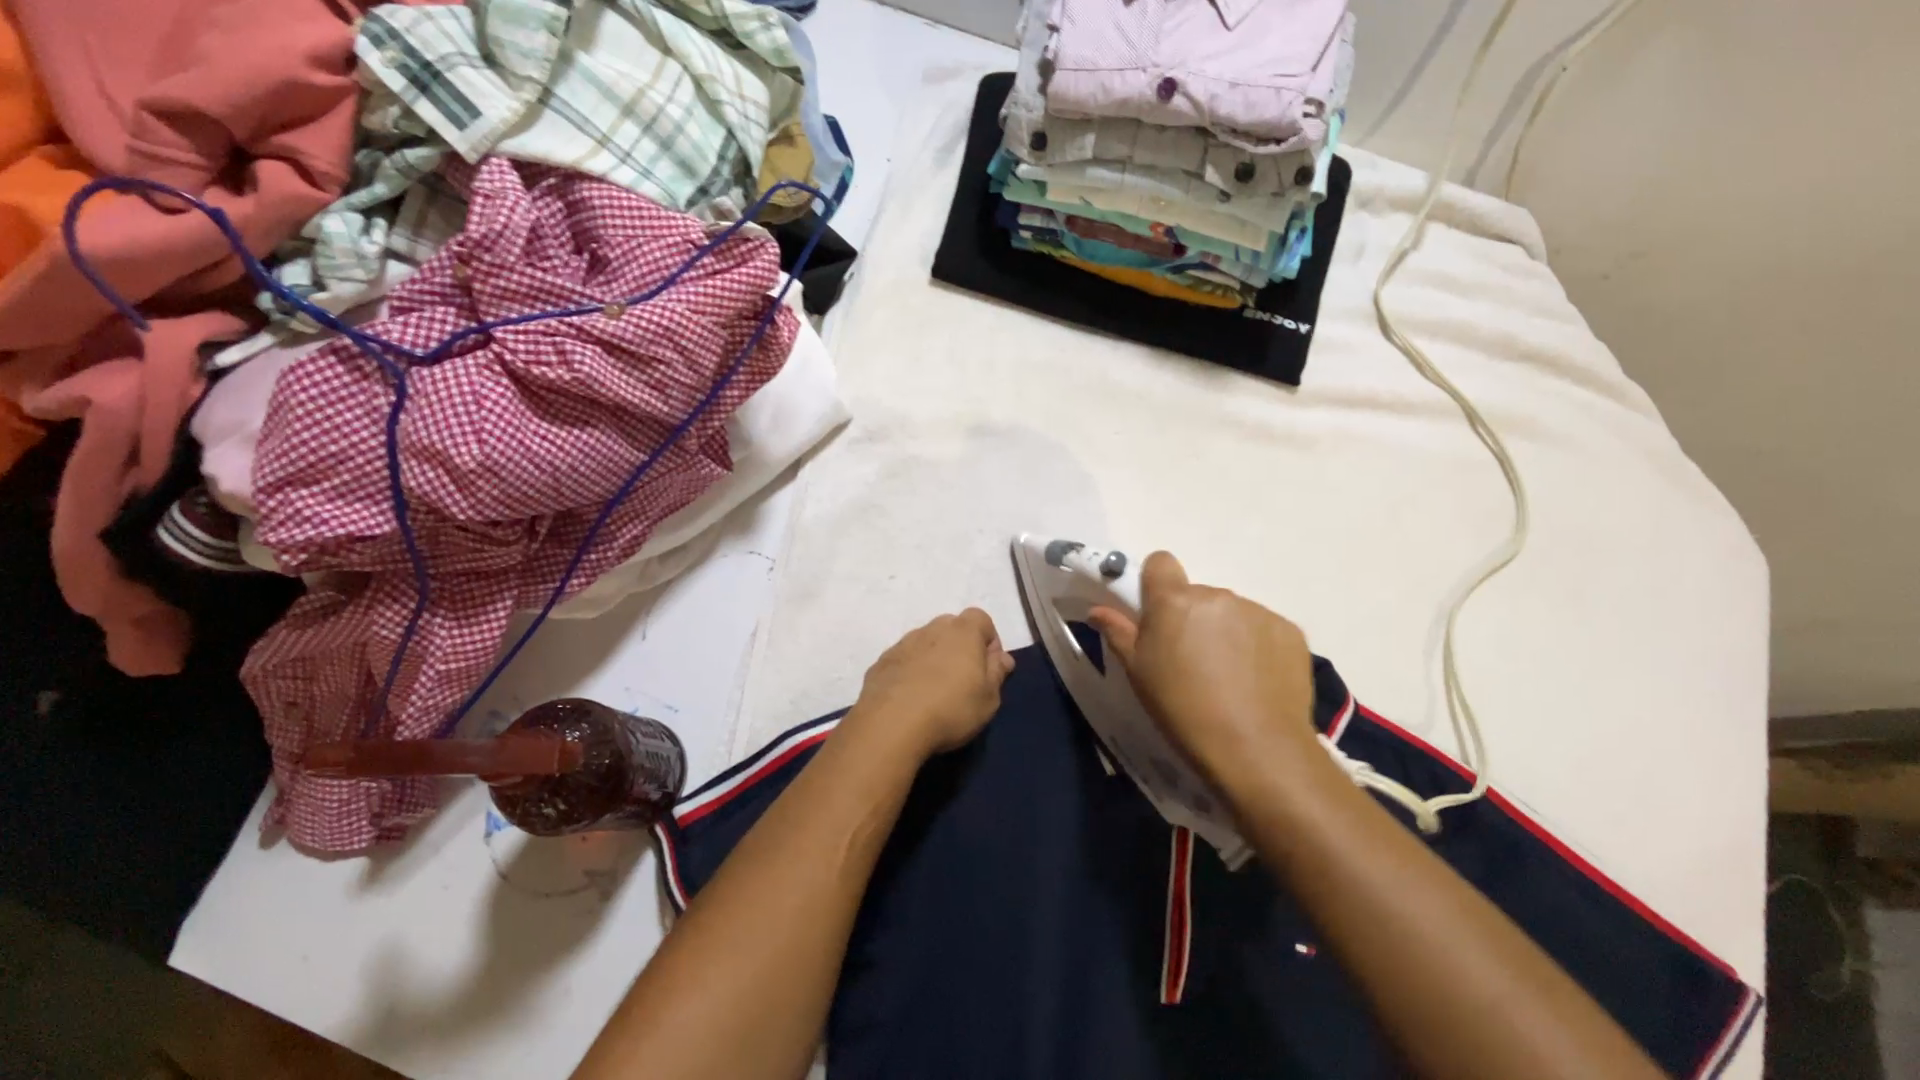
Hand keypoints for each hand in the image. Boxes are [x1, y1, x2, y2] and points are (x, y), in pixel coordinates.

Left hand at [846, 609, 1015, 759]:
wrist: (891, 724)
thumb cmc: (951, 709)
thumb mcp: (988, 698)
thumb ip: (997, 673)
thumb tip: (1002, 657)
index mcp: (962, 632)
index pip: (981, 619)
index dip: (989, 641)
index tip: (989, 668)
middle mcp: (931, 629)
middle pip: (951, 628)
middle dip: (960, 647)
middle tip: (963, 681)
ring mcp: (902, 644)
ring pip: (925, 643)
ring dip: (933, 659)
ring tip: (934, 693)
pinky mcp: (880, 663)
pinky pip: (903, 661)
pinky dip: (910, 672)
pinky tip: (910, 700)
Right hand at [1086, 553, 1315, 787]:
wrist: (1255, 747)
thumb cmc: (1182, 709)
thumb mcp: (1139, 674)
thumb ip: (1118, 633)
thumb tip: (1098, 610)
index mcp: (1174, 601)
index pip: (1161, 563)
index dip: (1156, 584)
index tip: (1156, 615)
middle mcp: (1217, 595)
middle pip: (1198, 595)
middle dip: (1192, 619)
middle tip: (1190, 661)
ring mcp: (1258, 611)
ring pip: (1232, 613)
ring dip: (1225, 633)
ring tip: (1227, 678)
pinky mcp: (1289, 631)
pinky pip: (1264, 631)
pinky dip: (1257, 648)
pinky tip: (1255, 683)